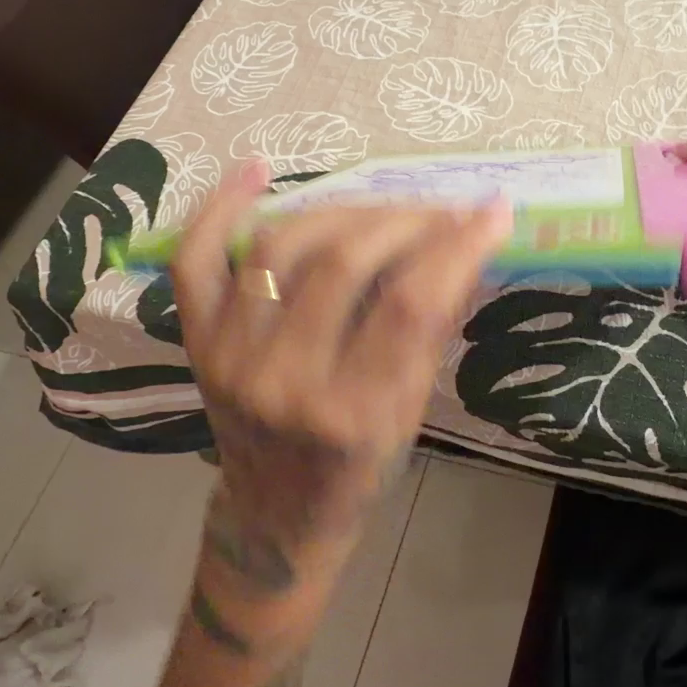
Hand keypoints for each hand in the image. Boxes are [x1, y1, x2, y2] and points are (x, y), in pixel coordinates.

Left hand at [170, 162, 513, 547]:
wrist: (274, 516)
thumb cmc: (357, 471)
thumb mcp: (411, 415)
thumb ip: (429, 332)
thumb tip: (463, 246)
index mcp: (353, 413)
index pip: (410, 304)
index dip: (457, 245)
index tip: (491, 211)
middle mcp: (284, 381)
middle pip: (343, 262)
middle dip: (404, 219)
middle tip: (440, 210)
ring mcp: (229, 357)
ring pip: (278, 245)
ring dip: (342, 209)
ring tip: (383, 207)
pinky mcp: (196, 342)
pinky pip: (195, 260)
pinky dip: (221, 207)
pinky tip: (260, 170)